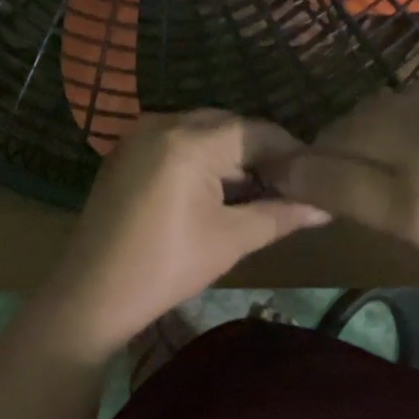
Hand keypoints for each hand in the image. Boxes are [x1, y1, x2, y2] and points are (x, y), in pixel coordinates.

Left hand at [36, 110, 330, 357]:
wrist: (92, 294)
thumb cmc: (166, 267)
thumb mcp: (231, 240)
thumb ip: (280, 215)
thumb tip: (326, 207)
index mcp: (190, 141)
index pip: (256, 131)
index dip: (290, 151)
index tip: (314, 176)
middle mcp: (163, 124)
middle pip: (228, 125)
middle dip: (259, 152)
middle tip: (287, 186)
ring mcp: (138, 135)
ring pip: (201, 131)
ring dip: (230, 155)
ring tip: (255, 192)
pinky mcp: (126, 152)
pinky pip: (175, 141)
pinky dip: (201, 157)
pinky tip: (216, 191)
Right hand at [262, 84, 418, 323]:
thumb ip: (386, 218)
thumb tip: (342, 192)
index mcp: (415, 204)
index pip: (323, 176)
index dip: (289, 174)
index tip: (272, 175)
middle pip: (343, 130)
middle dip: (322, 151)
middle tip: (324, 173)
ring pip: (376, 104)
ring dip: (359, 128)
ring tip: (369, 153)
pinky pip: (415, 94)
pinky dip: (397, 113)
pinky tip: (414, 135)